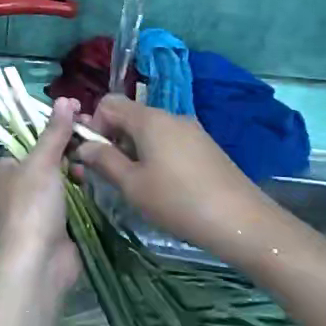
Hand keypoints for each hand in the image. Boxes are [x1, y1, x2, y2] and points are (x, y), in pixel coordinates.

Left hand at [0, 97, 81, 293]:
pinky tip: (97, 179)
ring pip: (63, 176)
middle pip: (49, 155)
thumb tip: (63, 100)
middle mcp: (20, 183)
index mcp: (7, 166)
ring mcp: (39, 204)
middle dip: (70, 145)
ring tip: (98, 156)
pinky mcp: (58, 221)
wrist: (38, 263)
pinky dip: (83, 189)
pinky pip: (73, 197)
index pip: (29, 136)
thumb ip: (54, 132)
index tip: (77, 111)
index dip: (52, 123)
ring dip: (78, 167)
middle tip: (94, 132)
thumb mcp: (42, 162)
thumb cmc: (32, 206)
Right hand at [76, 94, 283, 263]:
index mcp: (149, 119)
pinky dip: (157, 157)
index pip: (108, 103)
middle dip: (113, 140)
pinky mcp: (206, 147)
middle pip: (130, 116)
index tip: (95, 156)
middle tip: (110, 176)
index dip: (94, 125)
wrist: (242, 222)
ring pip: (150, 131)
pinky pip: (170, 142)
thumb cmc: (177, 201)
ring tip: (137, 186)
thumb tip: (83, 146)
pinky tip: (164, 187)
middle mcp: (171, 116)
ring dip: (135, 151)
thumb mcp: (132, 185)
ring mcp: (192, 130)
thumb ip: (104, 161)